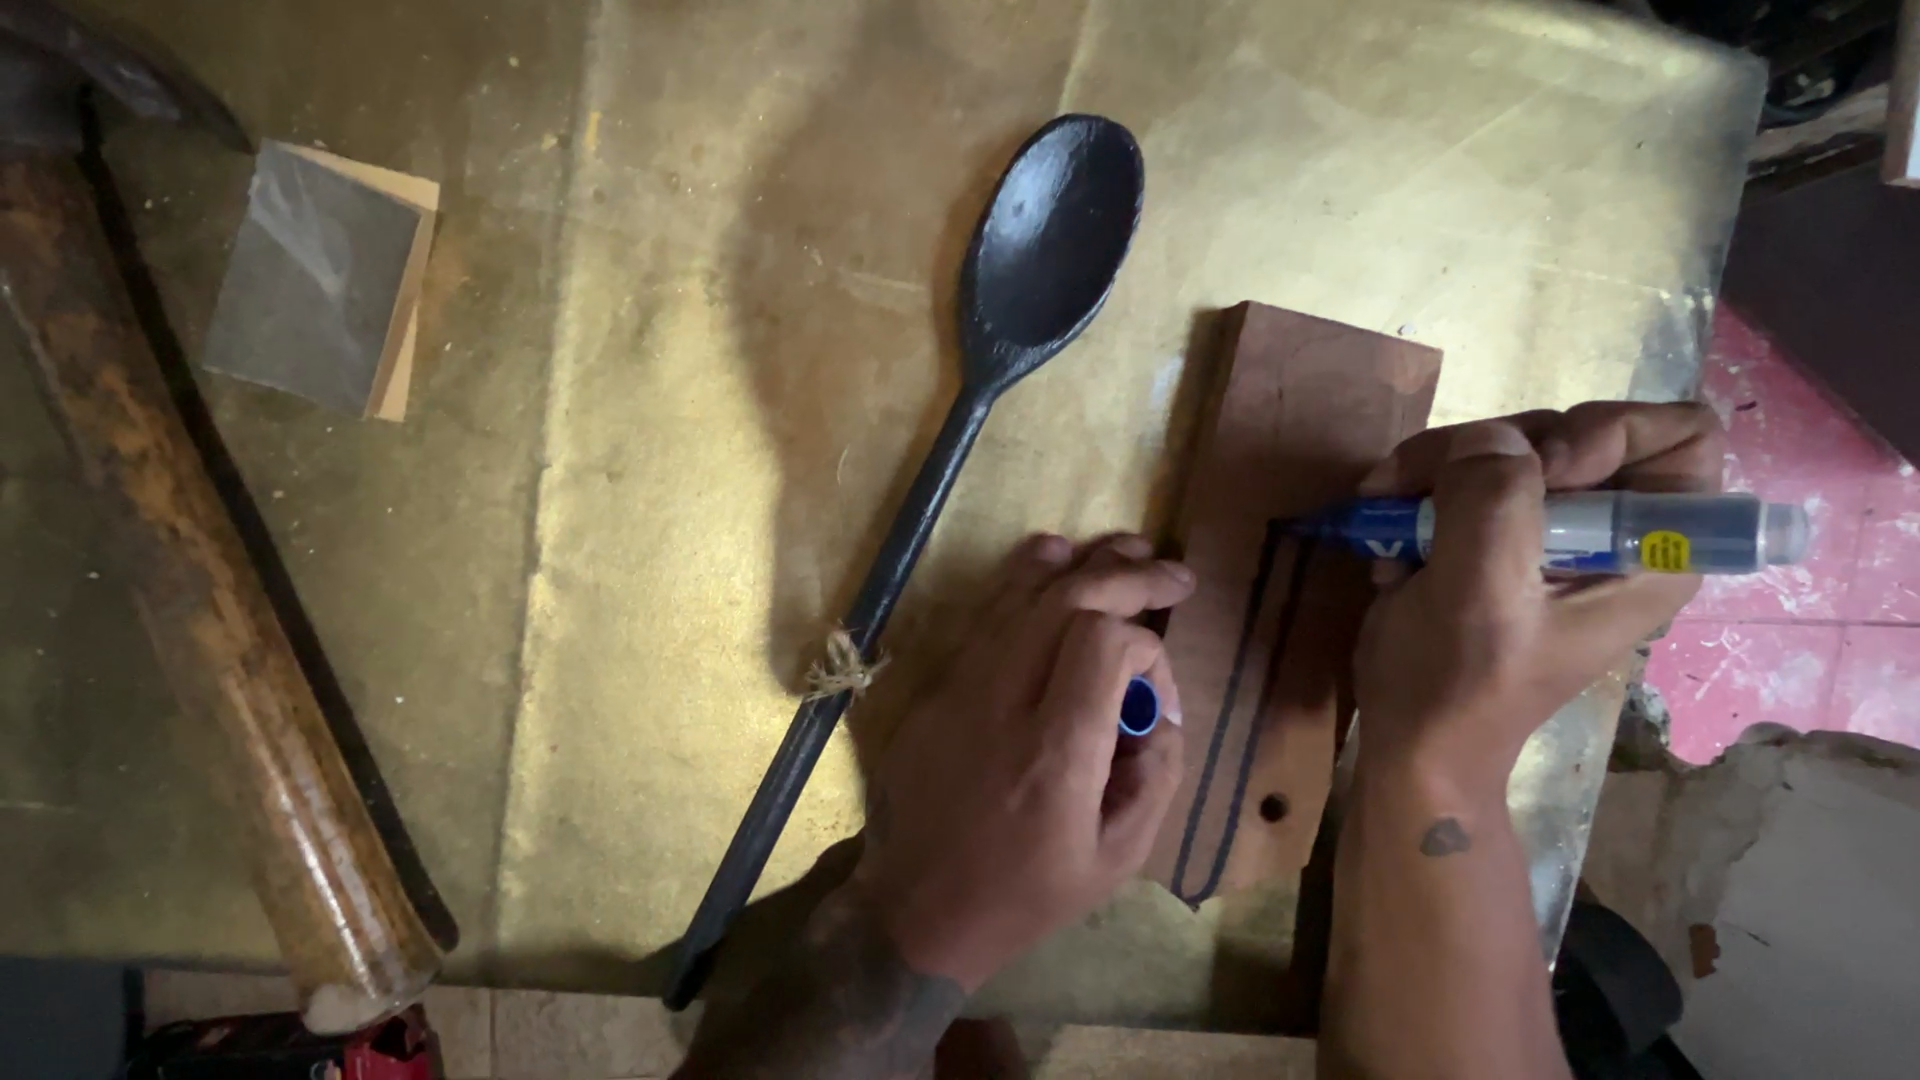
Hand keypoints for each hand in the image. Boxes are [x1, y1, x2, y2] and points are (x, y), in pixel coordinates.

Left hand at [847, 533, 1194, 989]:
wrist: (915, 909)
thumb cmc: (1025, 895)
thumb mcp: (1116, 858)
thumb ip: (1156, 772)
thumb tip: (1157, 702)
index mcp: (1054, 756)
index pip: (1103, 645)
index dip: (1146, 647)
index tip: (1153, 686)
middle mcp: (1001, 704)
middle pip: (1064, 602)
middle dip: (1125, 576)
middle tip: (1170, 575)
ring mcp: (958, 688)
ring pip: (1018, 593)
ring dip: (1077, 563)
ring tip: (1124, 550)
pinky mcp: (934, 687)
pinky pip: (984, 614)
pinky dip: (1024, 578)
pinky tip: (1056, 560)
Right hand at [1352, 402, 1723, 793]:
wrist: (1412, 737)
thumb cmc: (1454, 682)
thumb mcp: (1477, 596)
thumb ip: (1493, 506)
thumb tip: (1485, 438)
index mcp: (1650, 550)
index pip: (1673, 434)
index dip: (1600, 434)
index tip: (1530, 475)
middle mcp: (1610, 532)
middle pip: (1569, 431)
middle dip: (1484, 449)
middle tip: (1413, 482)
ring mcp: (1545, 535)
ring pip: (1502, 450)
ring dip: (1431, 471)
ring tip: (1384, 513)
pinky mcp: (1492, 541)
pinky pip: (1459, 482)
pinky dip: (1415, 497)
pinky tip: (1391, 544)